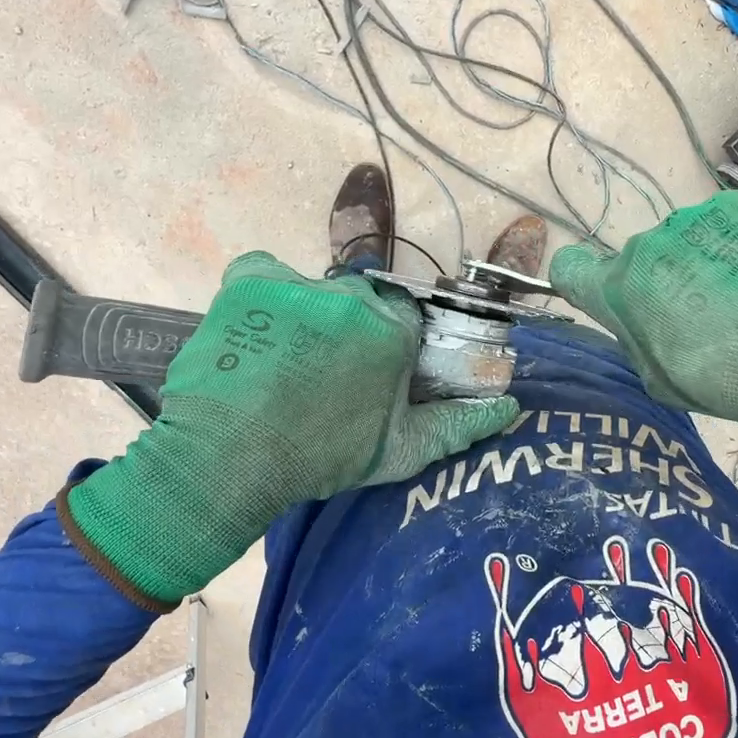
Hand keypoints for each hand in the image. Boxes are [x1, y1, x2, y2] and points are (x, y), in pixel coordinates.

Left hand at [62, 252, 516, 606]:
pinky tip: (258, 334)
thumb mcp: (401, 450)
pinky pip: (268, 276)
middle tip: (326, 376)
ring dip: (310, 318)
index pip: (405, 320)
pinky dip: (267, 298)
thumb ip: (459, 424)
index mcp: (393, 331)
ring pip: (317, 293)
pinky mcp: (250, 280)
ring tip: (286, 364)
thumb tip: (510, 406)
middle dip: (351, 334)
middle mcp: (353, 296)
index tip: (370, 375)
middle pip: (362, 304)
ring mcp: (299, 284)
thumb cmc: (321, 458)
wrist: (227, 460)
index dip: (388, 348)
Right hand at [550, 191, 737, 447]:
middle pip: (641, 261)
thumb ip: (639, 344)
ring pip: (685, 242)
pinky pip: (728, 226)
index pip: (569, 269)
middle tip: (703, 319)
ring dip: (703, 264)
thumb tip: (638, 323)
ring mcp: (697, 219)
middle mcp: (649, 243)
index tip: (606, 300)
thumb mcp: (666, 383)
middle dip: (661, 284)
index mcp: (621, 288)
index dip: (581, 283)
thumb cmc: (734, 375)